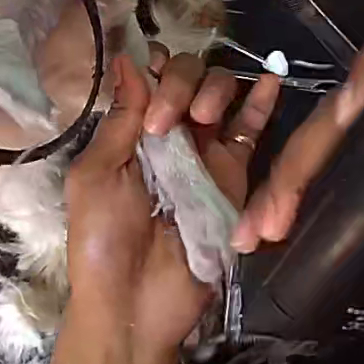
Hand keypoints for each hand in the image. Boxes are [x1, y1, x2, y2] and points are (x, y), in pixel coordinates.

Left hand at [65, 52, 278, 360]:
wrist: (138, 302)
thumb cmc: (103, 239)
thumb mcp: (96, 176)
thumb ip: (121, 119)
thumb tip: (127, 60)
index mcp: (132, 131)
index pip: (151, 77)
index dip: (156, 70)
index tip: (151, 85)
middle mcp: (171, 134)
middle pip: (190, 78)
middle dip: (182, 82)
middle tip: (167, 122)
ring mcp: (206, 152)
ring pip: (222, 95)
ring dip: (217, 88)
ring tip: (205, 116)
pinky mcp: (235, 174)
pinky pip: (251, 132)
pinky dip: (261, 103)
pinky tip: (267, 81)